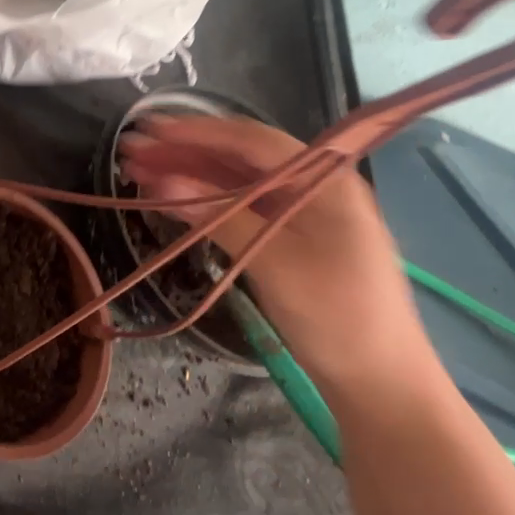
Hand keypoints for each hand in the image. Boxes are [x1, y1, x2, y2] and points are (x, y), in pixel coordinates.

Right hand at [117, 115, 424, 382]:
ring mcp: (303, 211)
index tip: (149, 129)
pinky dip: (206, 199)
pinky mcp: (292, 236)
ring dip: (189, 173)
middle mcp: (313, 185)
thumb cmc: (336, 316)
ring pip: (236, 179)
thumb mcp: (272, 261)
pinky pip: (243, 204)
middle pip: (239, 156)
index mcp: (323, 180)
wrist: (382, 385)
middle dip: (184, 151)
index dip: (196, 131)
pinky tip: (172, 197)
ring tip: (138, 170)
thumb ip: (218, 215)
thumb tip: (160, 180)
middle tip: (132, 149)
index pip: (249, 140)